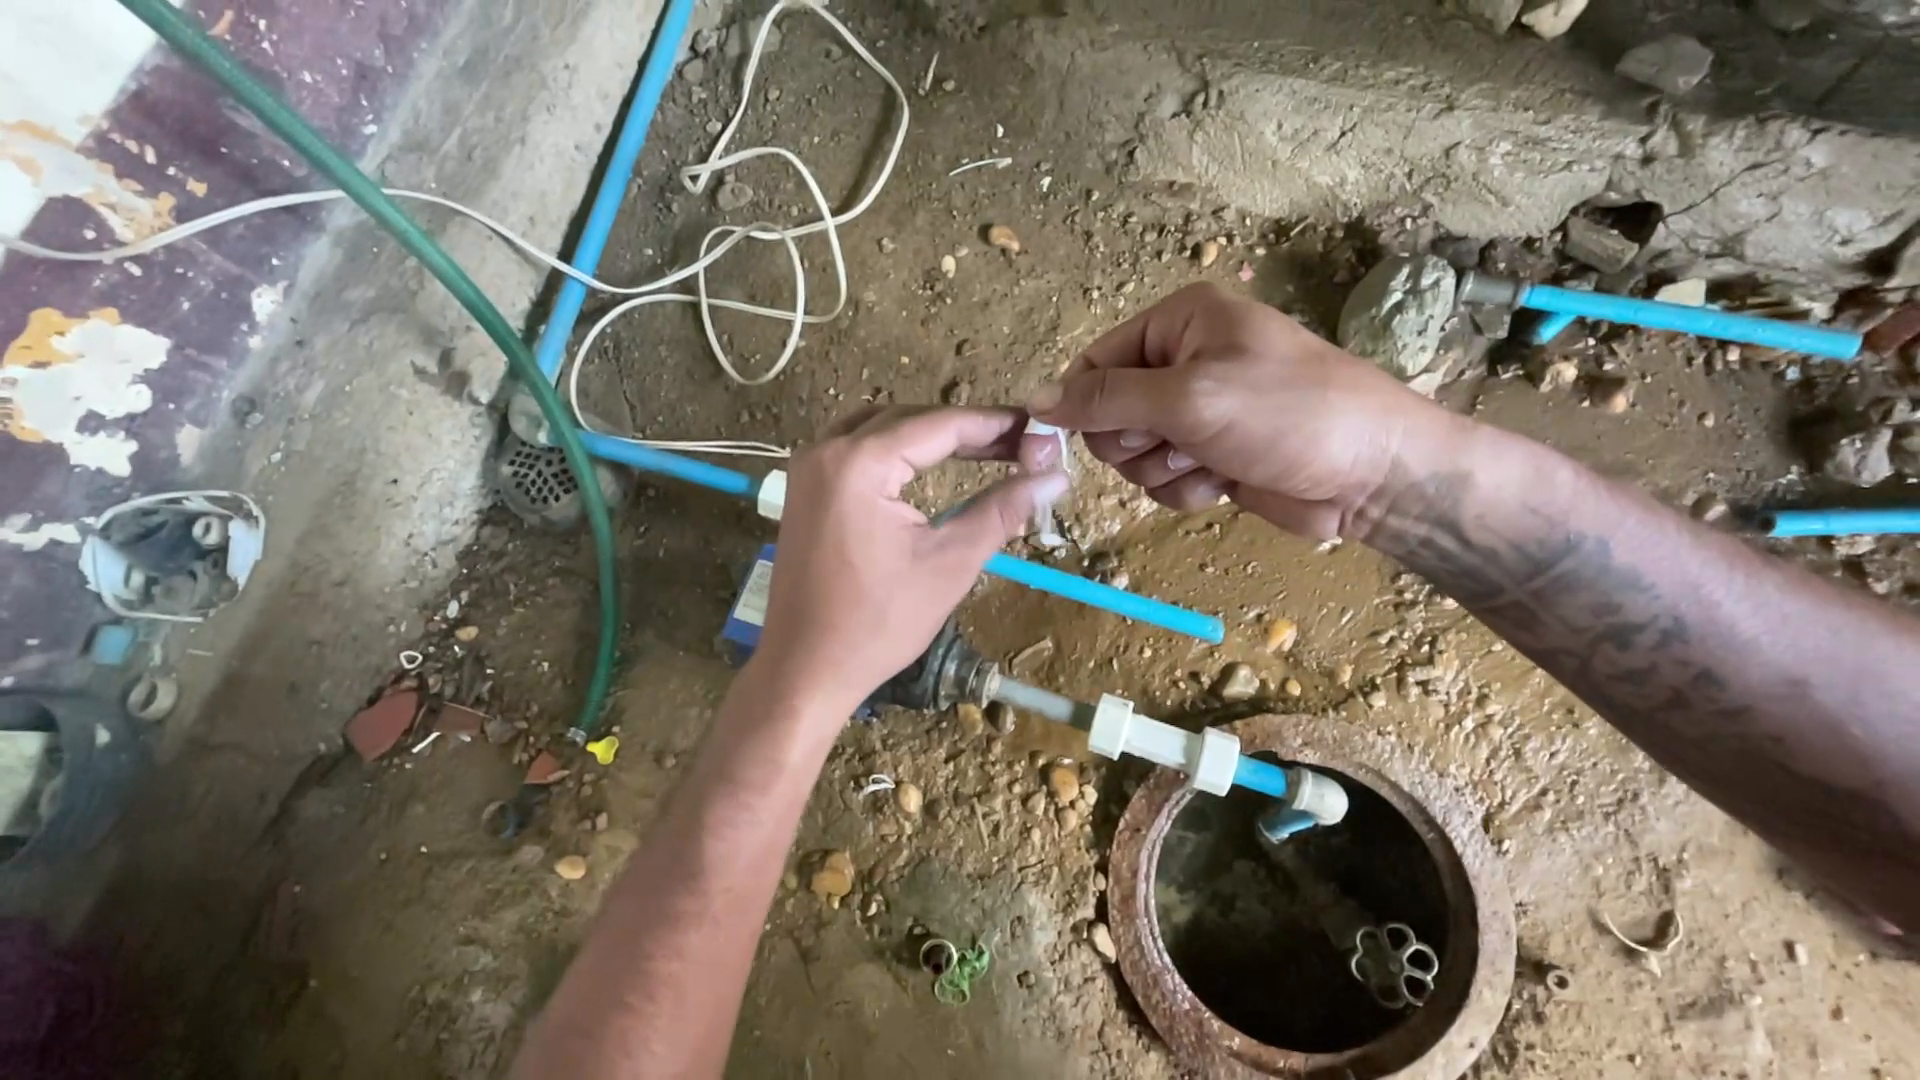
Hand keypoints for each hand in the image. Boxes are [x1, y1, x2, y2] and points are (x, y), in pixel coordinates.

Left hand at [752, 407, 1068, 714]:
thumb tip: (1056, 478)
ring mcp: (807, 468)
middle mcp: (826, 450)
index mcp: (860, 463)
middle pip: (908, 419)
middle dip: (964, 429)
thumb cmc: (879, 622)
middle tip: (1018, 445)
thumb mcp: (950, 563)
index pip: (939, 425)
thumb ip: (1002, 510)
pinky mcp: (803, 489)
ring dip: (928, 434)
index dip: (993, 424)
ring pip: (878, 428)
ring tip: (981, 450)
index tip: (1037, 428)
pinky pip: (855, 449)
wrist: (806, 668)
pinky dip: (894, 449)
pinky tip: (925, 465)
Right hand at [1025, 283, 1467, 539]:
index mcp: (1179, 323)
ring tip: (1209, 460)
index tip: (1080, 437)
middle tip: (1175, 441)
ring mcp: (1197, 413)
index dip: (1082, 404)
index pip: (1094, 362)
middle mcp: (1183, 362)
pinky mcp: (1210, 455)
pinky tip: (1225, 480)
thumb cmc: (1287, 414)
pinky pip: (1163, 478)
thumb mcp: (1191, 397)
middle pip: (1108, 413)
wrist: (1372, 474)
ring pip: (1133, 453)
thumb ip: (1107, 399)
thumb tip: (1035, 401)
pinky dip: (1187, 487)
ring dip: (1164, 468)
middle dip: (1136, 440)